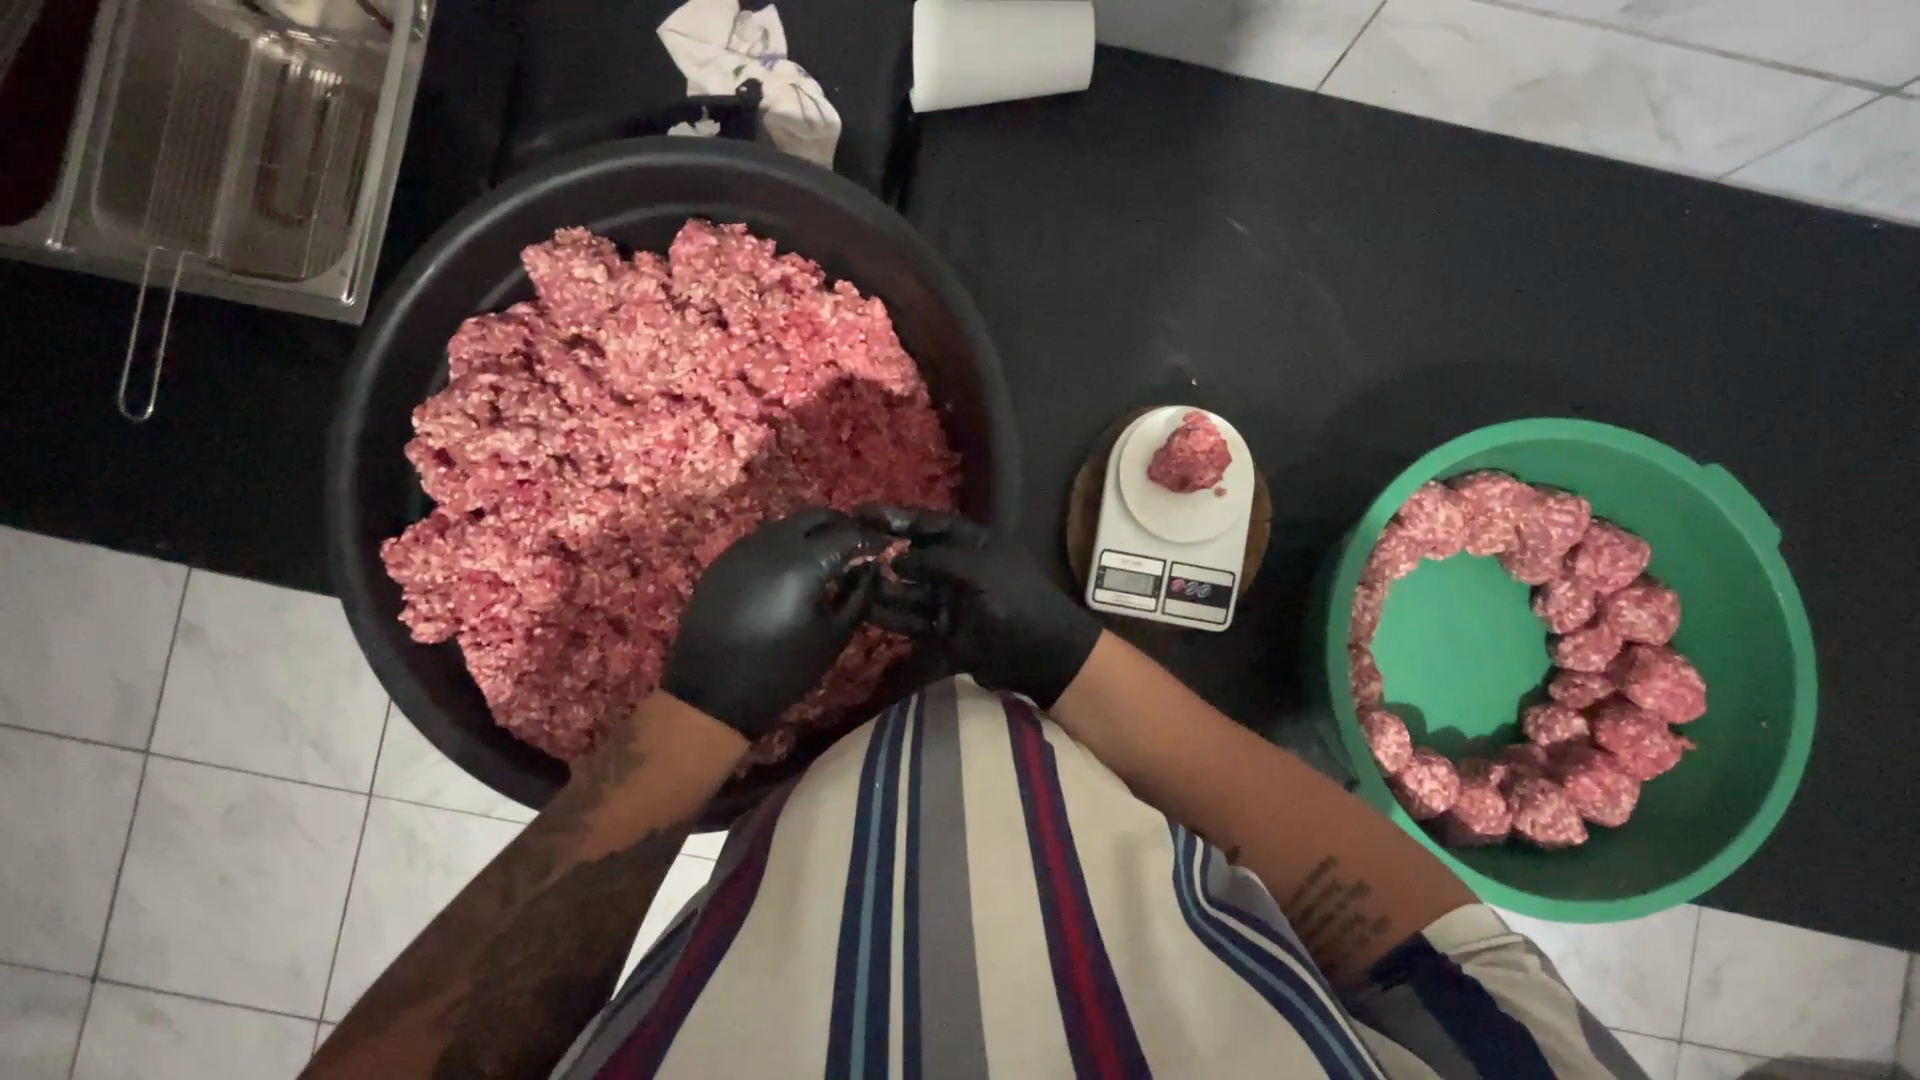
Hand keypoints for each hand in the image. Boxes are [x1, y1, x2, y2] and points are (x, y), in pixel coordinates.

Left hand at [662, 508, 880, 736]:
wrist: (710, 691)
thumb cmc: (781, 671)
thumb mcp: (832, 637)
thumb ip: (858, 596)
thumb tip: (871, 568)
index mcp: (804, 562)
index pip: (848, 533)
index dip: (871, 538)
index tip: (885, 547)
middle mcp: (773, 542)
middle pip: (816, 515)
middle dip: (842, 525)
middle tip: (858, 546)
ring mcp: (744, 547)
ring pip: (788, 523)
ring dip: (812, 532)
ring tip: (827, 556)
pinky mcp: (724, 559)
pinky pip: (763, 539)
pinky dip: (785, 544)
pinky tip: (791, 569)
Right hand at [858, 505, 1101, 708]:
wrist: (1043, 655)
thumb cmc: (1015, 600)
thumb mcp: (978, 570)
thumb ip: (935, 560)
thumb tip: (897, 558)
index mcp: (973, 544)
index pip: (929, 524)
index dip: (897, 518)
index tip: (862, 512)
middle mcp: (957, 569)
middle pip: (913, 556)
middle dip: (883, 553)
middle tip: (845, 550)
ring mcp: (950, 601)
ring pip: (908, 590)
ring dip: (881, 587)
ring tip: (847, 581)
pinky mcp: (943, 631)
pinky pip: (911, 620)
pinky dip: (889, 616)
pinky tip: (863, 610)